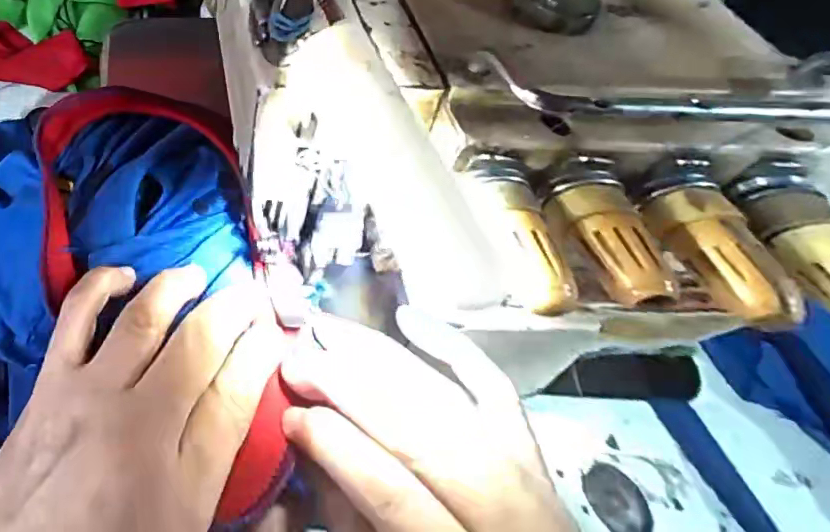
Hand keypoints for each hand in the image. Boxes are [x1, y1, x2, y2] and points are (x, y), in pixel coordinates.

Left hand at [0, 265, 285, 531]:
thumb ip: (245, 514)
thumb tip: (288, 479)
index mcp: (181, 484)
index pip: (235, 395)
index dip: (262, 353)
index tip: (274, 334)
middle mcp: (140, 427)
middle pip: (199, 345)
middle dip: (235, 310)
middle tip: (251, 295)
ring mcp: (90, 396)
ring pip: (145, 318)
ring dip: (178, 285)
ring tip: (199, 276)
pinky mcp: (50, 382)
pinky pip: (77, 315)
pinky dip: (101, 284)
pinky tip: (126, 274)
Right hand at [281, 308, 573, 531]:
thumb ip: (354, 517)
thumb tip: (310, 444)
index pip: (394, 493)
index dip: (336, 446)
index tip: (291, 414)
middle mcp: (510, 522)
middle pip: (423, 434)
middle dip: (352, 388)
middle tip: (300, 359)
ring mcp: (534, 484)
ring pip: (452, 402)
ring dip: (384, 358)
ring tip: (331, 330)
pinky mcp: (538, 457)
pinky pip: (496, 391)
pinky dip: (453, 348)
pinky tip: (408, 318)